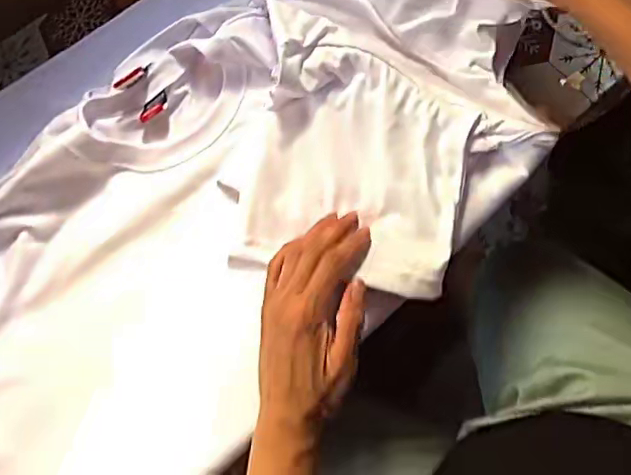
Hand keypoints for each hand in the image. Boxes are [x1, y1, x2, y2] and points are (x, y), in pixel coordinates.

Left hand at [252, 214, 369, 466]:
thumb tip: (356, 282)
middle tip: (352, 216)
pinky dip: (289, 248)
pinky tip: (302, 241)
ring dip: (312, 234)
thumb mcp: (345, 363)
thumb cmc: (319, 393)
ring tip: (331, 220)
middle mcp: (286, 299)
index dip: (348, 245)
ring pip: (292, 254)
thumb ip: (350, 319)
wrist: (284, 415)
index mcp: (307, 312)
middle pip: (310, 253)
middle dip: (333, 231)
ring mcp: (273, 300)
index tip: (364, 231)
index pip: (330, 265)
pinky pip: (275, 266)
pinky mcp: (266, 304)